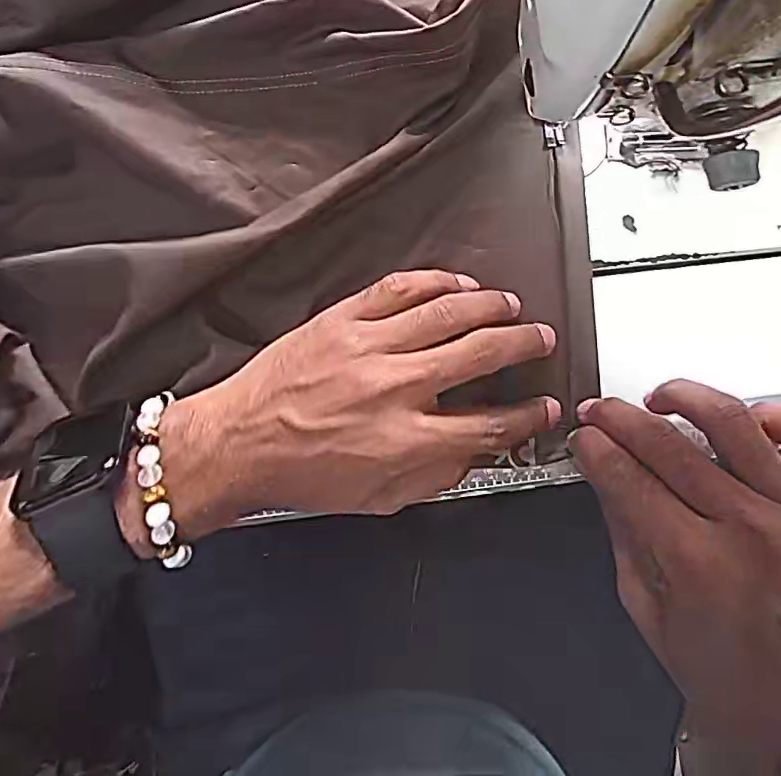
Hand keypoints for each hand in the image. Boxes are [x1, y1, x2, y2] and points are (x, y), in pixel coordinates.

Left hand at [120, 270, 558, 545]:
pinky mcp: (343, 319)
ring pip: (447, 313)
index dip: (527, 416)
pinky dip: (436, 282)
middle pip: (479, 354)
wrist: (238, 443)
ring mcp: (368, 347)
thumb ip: (434, 475)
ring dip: (489, 307)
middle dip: (522, 345)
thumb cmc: (301, 474)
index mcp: (404, 439)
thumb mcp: (377, 498)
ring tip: (510, 306)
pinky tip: (458, 283)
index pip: (488, 423)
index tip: (542, 407)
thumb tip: (475, 452)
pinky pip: (400, 289)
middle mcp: (393, 388)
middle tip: (539, 339)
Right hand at [571, 381, 780, 775]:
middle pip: (665, 441)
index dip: (593, 447)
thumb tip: (604, 475)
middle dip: (617, 416)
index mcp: (695, 565)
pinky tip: (744, 421)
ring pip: (732, 420)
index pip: (625, 475)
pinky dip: (776, 414)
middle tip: (600, 412)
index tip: (583, 438)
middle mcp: (748, 531)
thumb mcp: (650, 615)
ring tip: (659, 399)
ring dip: (684, 395)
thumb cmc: (733, 683)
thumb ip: (625, 535)